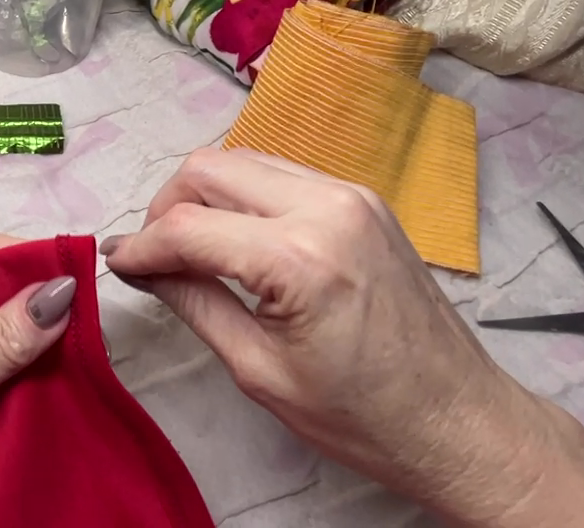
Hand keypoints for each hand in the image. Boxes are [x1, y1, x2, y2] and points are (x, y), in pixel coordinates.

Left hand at [0, 235, 76, 527]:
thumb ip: (5, 338)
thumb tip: (63, 286)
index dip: (36, 264)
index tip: (87, 290)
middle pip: (1, 294)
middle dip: (44, 314)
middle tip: (93, 343)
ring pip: (5, 336)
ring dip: (38, 354)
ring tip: (82, 371)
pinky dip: (25, 383)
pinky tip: (54, 396)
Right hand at [103, 149, 583, 527]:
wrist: (466, 423)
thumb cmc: (361, 418)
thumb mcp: (258, 371)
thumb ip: (190, 302)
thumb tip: (135, 263)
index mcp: (300, 259)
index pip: (188, 227)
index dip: (142, 244)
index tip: (117, 263)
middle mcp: (324, 206)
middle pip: (206, 168)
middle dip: (166, 206)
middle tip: (156, 254)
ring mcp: (347, 192)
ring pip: (239, 159)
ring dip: (201, 193)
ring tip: (191, 243)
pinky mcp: (360, 195)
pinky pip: (276, 171)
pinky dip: (240, 193)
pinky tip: (237, 234)